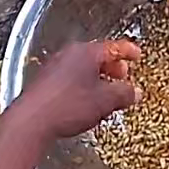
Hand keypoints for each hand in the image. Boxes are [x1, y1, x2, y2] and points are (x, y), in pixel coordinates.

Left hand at [6, 40, 142, 139]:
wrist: (31, 121)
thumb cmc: (68, 106)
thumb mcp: (105, 101)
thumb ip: (124, 94)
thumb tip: (136, 92)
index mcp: (86, 53)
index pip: (113, 47)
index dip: (128, 51)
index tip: (137, 55)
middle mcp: (69, 54)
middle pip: (97, 56)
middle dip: (112, 67)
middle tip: (123, 76)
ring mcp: (54, 67)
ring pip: (82, 68)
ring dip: (97, 78)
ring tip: (106, 93)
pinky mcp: (44, 82)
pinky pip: (70, 78)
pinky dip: (82, 85)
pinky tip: (85, 102)